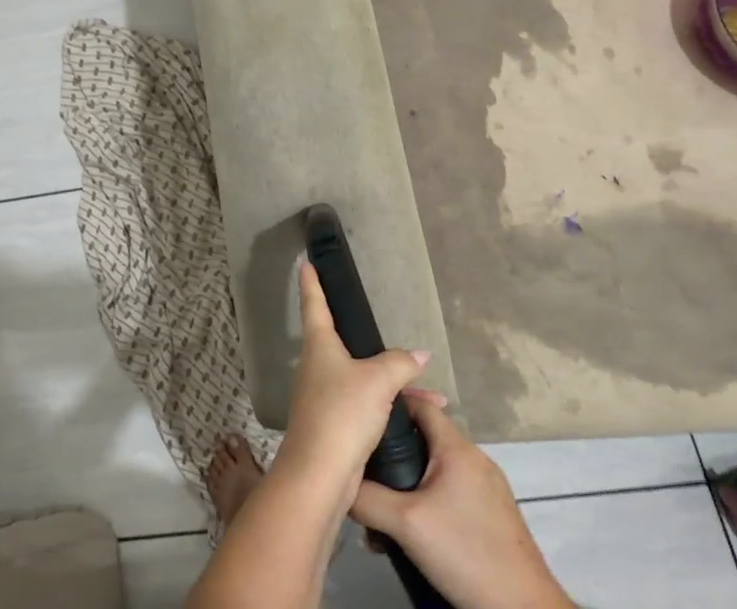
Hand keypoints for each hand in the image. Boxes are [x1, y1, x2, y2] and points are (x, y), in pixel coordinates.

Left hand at [273, 263, 429, 507]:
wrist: (320, 472)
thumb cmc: (342, 413)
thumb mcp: (378, 381)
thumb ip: (399, 362)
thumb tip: (417, 354)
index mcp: (319, 347)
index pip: (314, 305)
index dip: (312, 283)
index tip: (306, 263)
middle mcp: (316, 367)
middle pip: (344, 344)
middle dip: (372, 344)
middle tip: (389, 335)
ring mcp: (323, 396)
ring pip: (362, 378)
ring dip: (393, 381)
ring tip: (430, 390)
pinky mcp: (334, 423)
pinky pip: (366, 404)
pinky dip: (390, 404)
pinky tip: (420, 413)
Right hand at [350, 391, 573, 608]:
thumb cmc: (465, 552)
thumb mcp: (404, 523)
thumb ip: (366, 497)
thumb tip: (339, 484)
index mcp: (458, 449)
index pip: (420, 405)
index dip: (388, 404)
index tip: (358, 418)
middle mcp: (474, 461)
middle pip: (422, 440)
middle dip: (388, 457)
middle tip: (359, 474)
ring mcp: (485, 490)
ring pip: (432, 473)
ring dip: (402, 489)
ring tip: (377, 517)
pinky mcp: (489, 516)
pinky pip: (446, 496)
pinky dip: (422, 506)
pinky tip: (404, 537)